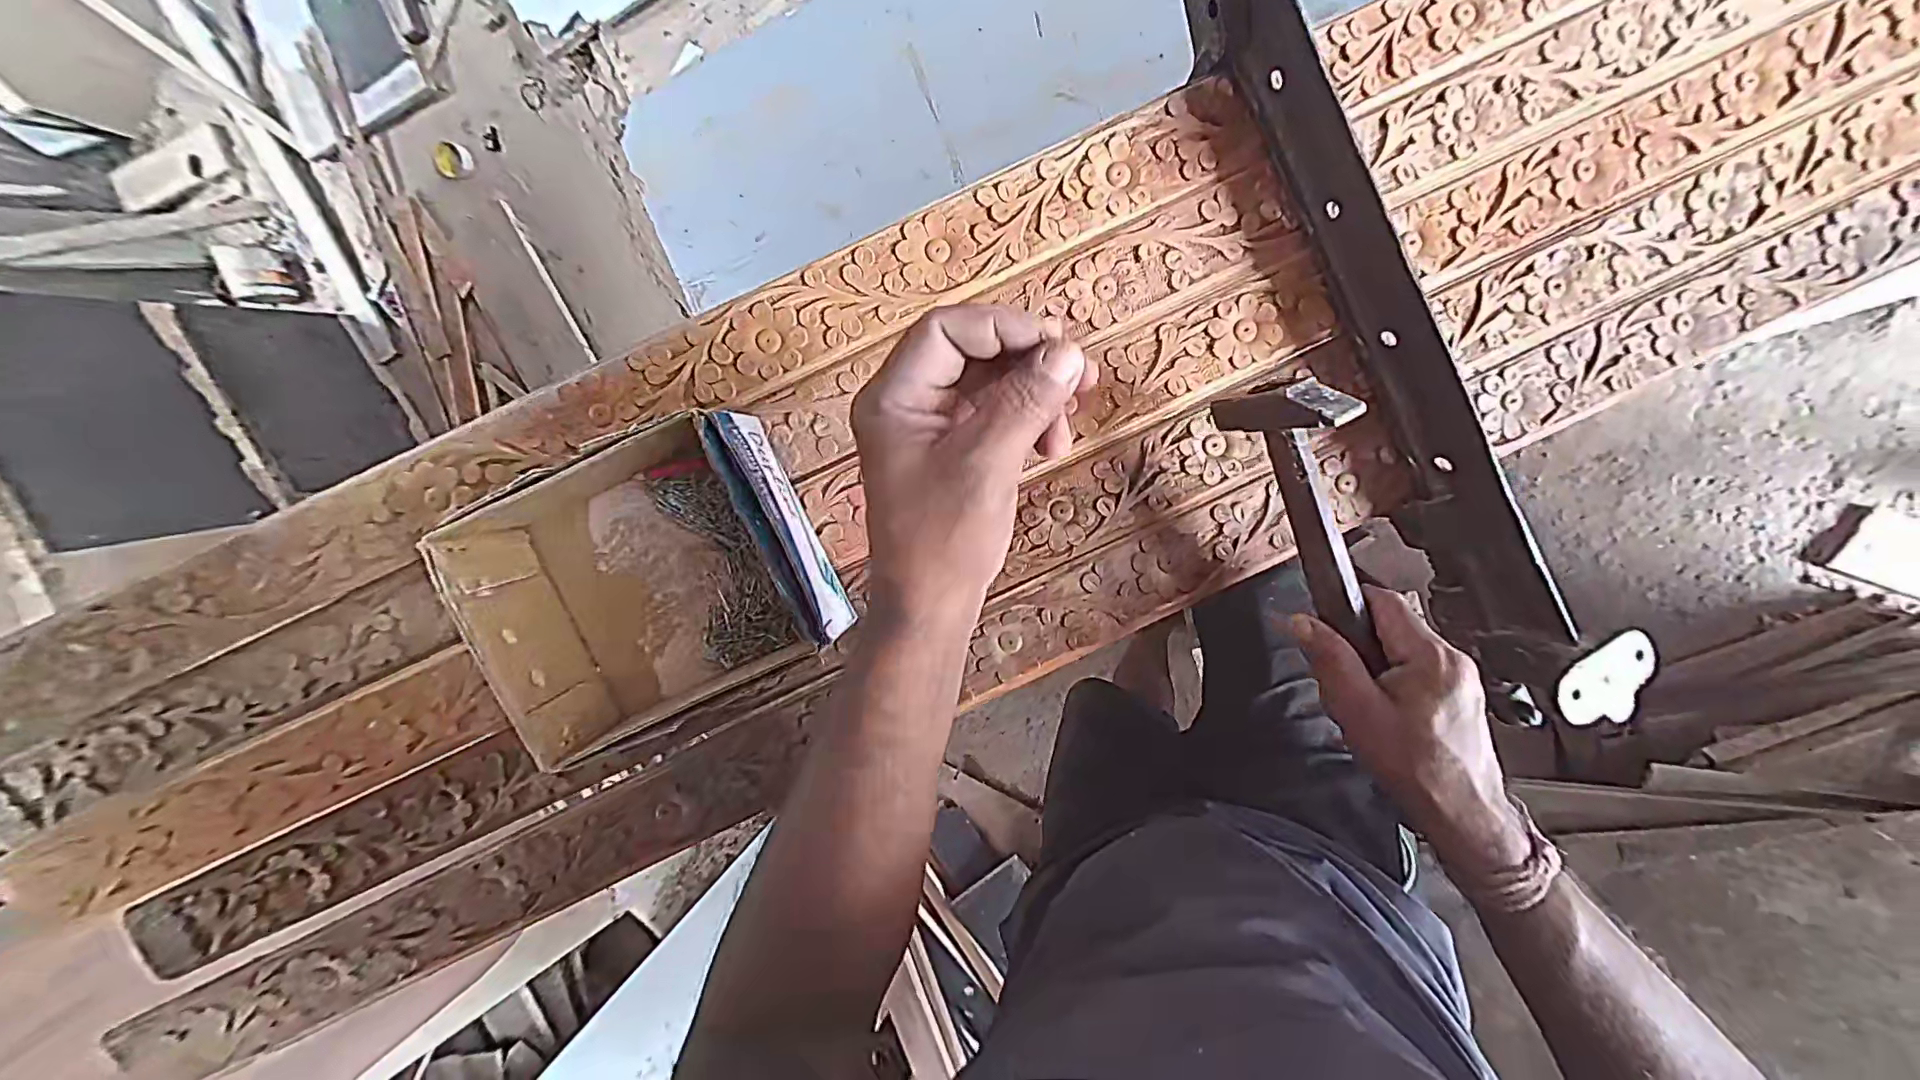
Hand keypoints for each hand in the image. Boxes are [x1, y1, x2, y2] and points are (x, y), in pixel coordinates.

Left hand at [852, 305, 1095, 628]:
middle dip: (1027, 361)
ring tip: (1065, 425)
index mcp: (893, 399)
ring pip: (988, 380)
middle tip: (1076, 377)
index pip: (945, 330)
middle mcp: (906, 404)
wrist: (931, 605)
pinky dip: (1026, 418)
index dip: (1003, 328)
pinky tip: (1051, 442)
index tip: (1055, 346)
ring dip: (1034, 392)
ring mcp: (929, 426)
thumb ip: (1025, 402)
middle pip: (971, 351)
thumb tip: (1068, 353)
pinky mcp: (952, 448)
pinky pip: (993, 411)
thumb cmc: (942, 544)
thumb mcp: (986, 465)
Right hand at [1289, 587, 1530, 876]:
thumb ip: (1328, 658)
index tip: (1323, 617)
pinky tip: (1384, 712)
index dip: (1347, 602)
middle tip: (1343, 678)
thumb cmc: (1417, 769)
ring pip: (1399, 649)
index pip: (1383, 599)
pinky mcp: (1459, 694)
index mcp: (1431, 656)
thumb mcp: (1356, 708)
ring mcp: (1460, 678)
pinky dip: (1390, 682)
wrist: (1462, 814)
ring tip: (1364, 702)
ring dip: (1373, 665)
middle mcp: (1453, 660)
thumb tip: (1302, 622)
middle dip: (1356, 644)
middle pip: (1389, 624)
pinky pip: (1414, 669)